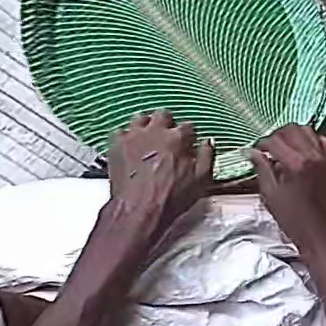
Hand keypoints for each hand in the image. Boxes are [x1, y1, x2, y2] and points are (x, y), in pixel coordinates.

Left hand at [106, 110, 211, 241]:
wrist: (139, 209)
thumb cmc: (170, 197)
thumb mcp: (200, 180)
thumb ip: (207, 157)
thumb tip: (208, 142)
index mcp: (177, 138)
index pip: (188, 126)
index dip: (190, 135)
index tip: (189, 143)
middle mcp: (155, 131)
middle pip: (163, 115)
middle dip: (168, 123)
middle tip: (169, 135)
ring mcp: (134, 136)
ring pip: (140, 118)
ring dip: (147, 125)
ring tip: (149, 137)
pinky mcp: (116, 145)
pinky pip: (120, 131)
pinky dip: (126, 136)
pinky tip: (130, 145)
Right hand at [247, 125, 325, 257]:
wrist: (320, 233)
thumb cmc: (296, 221)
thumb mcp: (271, 196)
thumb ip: (261, 170)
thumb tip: (252, 154)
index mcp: (296, 164)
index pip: (274, 141)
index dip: (261, 144)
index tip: (256, 151)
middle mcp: (313, 157)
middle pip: (291, 129)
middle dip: (276, 136)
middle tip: (268, 148)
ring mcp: (325, 159)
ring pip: (308, 130)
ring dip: (293, 135)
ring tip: (284, 148)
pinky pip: (323, 141)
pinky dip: (312, 140)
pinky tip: (303, 151)